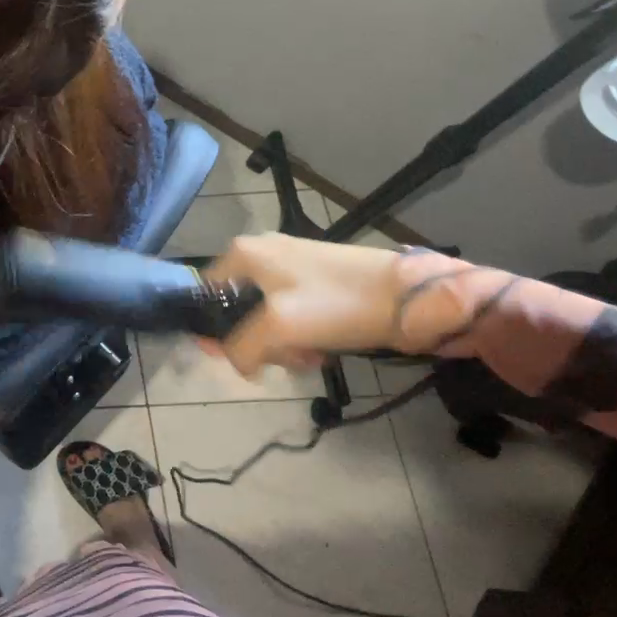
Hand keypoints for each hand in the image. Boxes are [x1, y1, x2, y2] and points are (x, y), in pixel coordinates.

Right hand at [198, 234, 404, 377]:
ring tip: (308, 356)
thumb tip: (237, 363)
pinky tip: (320, 349)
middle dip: (256, 340)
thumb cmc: (338, 304)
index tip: (233, 356)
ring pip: (264, 316)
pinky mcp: (317, 280)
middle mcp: (261, 252)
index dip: (214, 329)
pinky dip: (300, 336)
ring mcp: (291, 265)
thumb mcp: (279, 327)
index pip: (205, 294)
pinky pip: (291, 314)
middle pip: (236, 308)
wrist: (411, 298)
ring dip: (281, 343)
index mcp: (243, 253)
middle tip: (283, 356)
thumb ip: (242, 347)